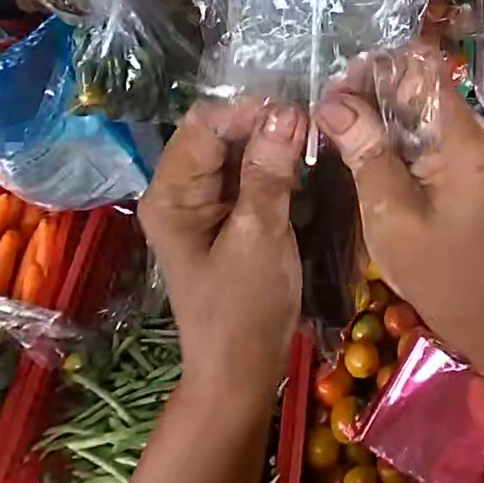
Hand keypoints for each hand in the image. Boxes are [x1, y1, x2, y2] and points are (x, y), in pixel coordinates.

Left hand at [139, 99, 306, 393]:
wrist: (241, 370)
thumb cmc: (245, 309)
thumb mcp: (260, 236)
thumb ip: (269, 172)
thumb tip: (286, 112)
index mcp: (172, 193)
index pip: (205, 125)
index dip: (249, 112)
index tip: (298, 115)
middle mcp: (179, 190)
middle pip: (218, 134)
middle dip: (262, 125)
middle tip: (311, 127)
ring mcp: (201, 203)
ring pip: (235, 152)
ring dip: (271, 144)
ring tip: (311, 142)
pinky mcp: (224, 216)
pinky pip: (246, 175)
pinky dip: (272, 166)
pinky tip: (300, 166)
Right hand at [314, 51, 483, 340]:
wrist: (473, 301)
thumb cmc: (431, 264)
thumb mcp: (389, 211)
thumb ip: (365, 153)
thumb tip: (331, 102)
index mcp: (459, 138)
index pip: (421, 71)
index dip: (377, 69)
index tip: (337, 89)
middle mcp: (465, 129)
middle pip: (415, 82)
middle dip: (369, 87)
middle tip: (326, 109)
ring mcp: (460, 142)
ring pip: (412, 102)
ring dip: (372, 106)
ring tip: (332, 122)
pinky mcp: (450, 156)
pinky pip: (415, 125)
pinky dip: (384, 126)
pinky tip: (355, 140)